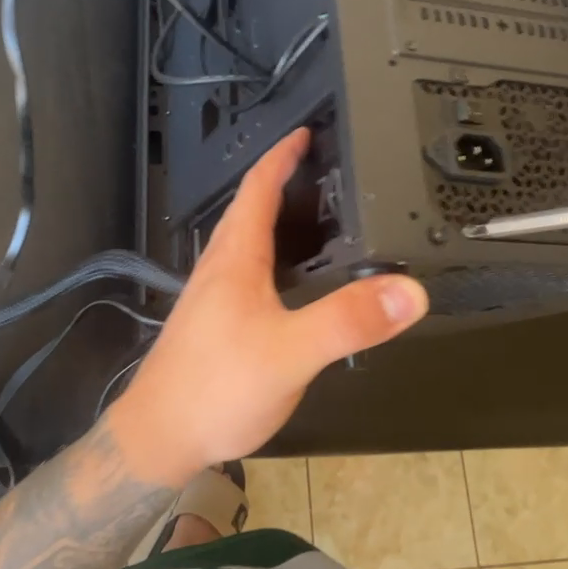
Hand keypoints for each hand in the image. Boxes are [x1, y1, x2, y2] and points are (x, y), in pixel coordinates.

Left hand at [105, 129, 428, 485]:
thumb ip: (348, 321)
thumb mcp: (290, 353)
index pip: (257, 189)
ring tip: (310, 216)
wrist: (158, 435)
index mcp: (235, 258)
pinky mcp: (211, 321)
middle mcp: (219, 267)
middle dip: (280, 181)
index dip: (281, 157)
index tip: (305, 133)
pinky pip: (243, 270)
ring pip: (244, 240)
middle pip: (248, 208)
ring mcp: (211, 295)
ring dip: (272, 216)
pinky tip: (286, 281)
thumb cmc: (217, 387)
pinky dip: (269, 254)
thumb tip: (409, 290)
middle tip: (319, 169)